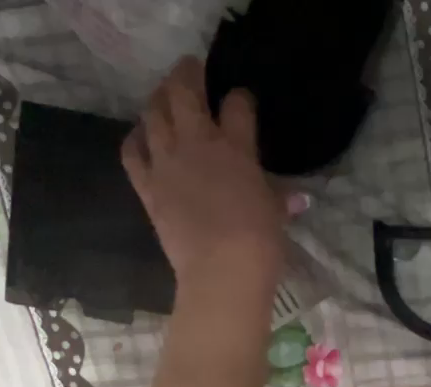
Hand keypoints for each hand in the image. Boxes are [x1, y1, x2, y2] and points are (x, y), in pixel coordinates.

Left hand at [122, 57, 282, 287]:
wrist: (222, 273)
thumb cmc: (260, 244)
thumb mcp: (277, 218)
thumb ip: (281, 200)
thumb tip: (297, 198)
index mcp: (236, 149)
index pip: (238, 107)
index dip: (241, 98)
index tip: (243, 100)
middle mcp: (197, 144)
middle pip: (184, 92)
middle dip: (187, 74)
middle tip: (191, 69)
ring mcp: (167, 162)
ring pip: (154, 113)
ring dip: (159, 99)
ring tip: (165, 97)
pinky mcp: (148, 185)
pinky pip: (132, 151)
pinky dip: (135, 138)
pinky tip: (142, 135)